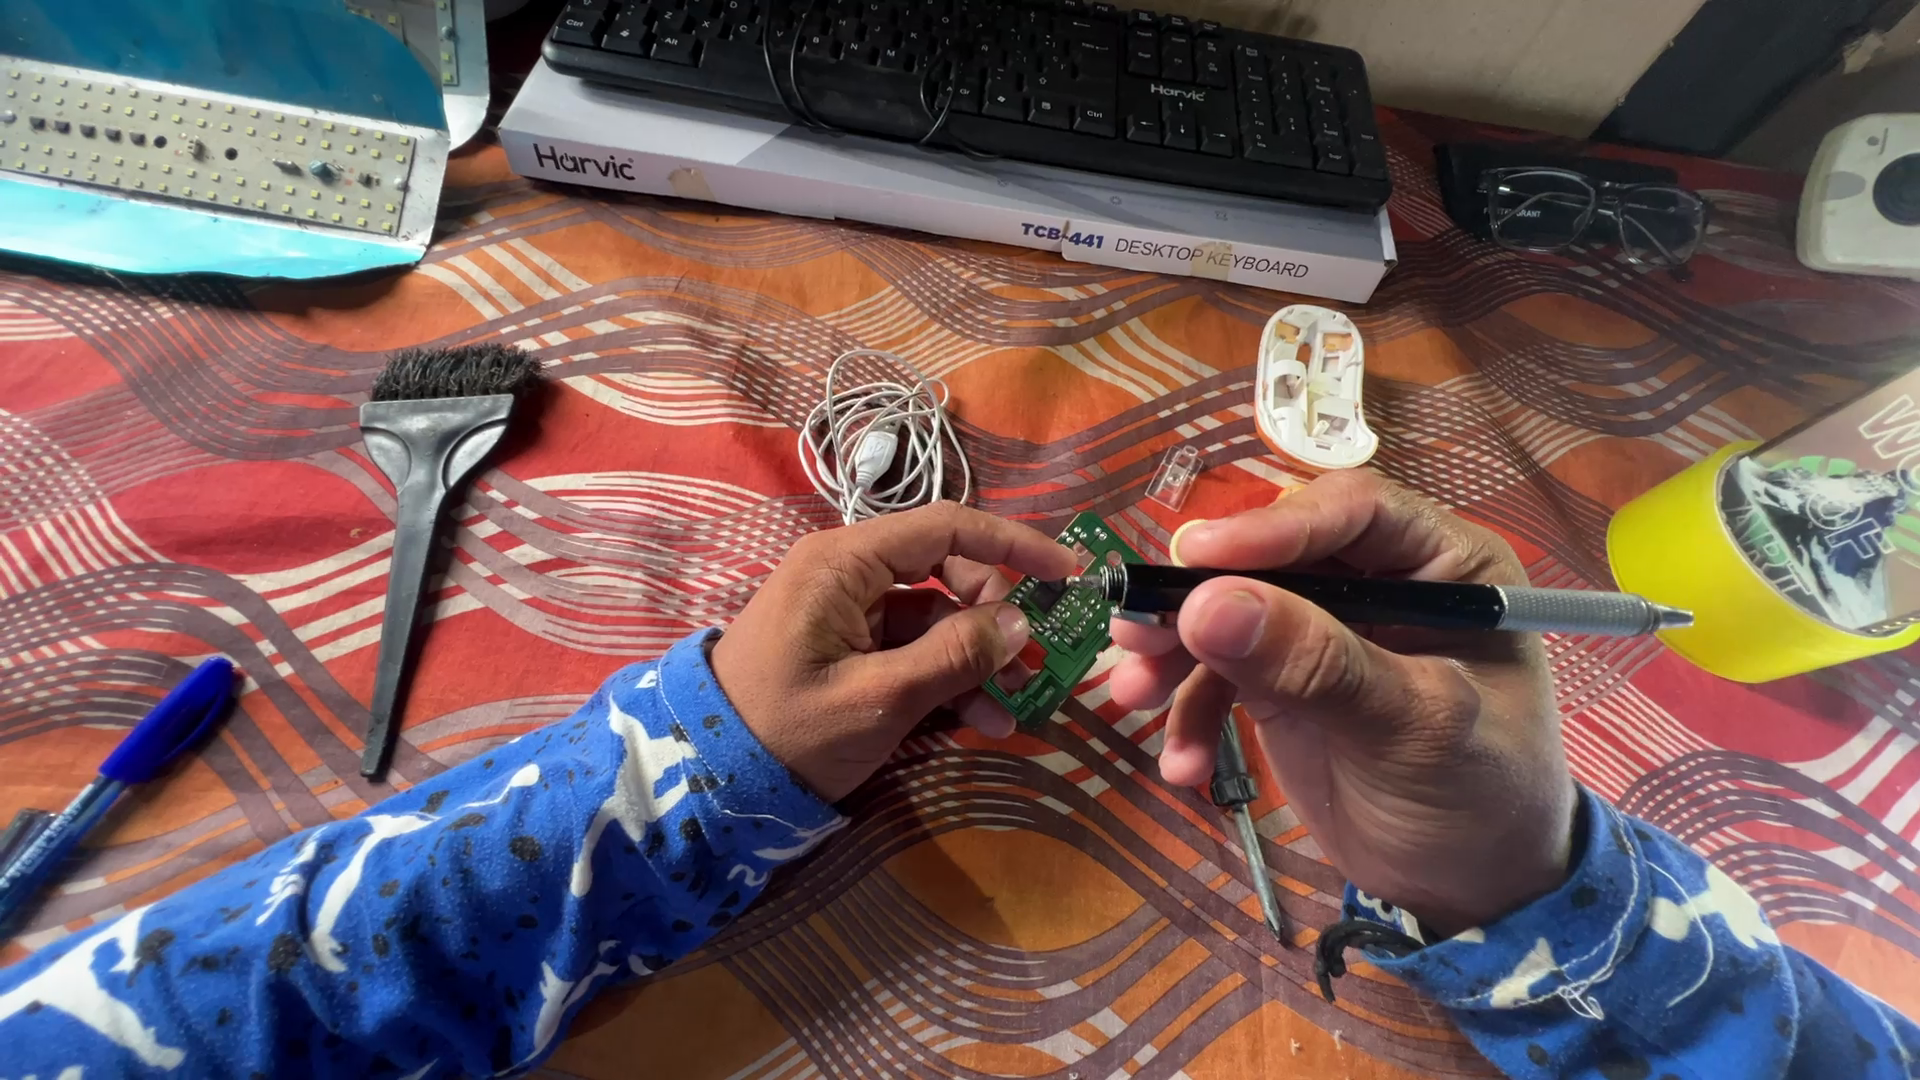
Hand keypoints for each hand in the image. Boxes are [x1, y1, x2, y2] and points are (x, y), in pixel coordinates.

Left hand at [711, 503, 1077, 802]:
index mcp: (845, 562)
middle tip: (1034, 659)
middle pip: (947, 571)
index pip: (946, 527)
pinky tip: (980, 717)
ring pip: (935, 617)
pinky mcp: (850, 647)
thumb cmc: (787, 732)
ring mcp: (849, 611)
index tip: (1066, 573)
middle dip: (995, 616)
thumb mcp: (878, 699)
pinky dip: (947, 677)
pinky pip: (912, 648)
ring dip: (977, 658)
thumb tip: (1020, 623)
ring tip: (1014, 706)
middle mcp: (849, 573)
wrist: (706, 783)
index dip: (1012, 545)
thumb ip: (953, 656)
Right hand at [1109, 471, 1574, 936]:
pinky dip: (1188, 711)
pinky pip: (1215, 672)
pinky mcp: (1275, 675)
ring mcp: (1316, 629)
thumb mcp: (1408, 729)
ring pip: (1225, 610)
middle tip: (1137, 629)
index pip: (1349, 512)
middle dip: (1195, 597)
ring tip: (1133, 693)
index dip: (1271, 527)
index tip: (1193, 558)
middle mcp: (1371, 582)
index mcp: (1438, 566)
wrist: (1466, 890)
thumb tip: (1206, 605)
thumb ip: (1315, 663)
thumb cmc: (1475, 802)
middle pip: (1266, 557)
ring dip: (1173, 653)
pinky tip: (1183, 763)